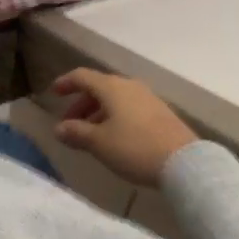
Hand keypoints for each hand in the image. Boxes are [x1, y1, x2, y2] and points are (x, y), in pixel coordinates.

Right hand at [50, 68, 198, 186]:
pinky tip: (116, 136)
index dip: (66, 82)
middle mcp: (128, 85)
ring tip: (92, 134)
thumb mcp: (100, 143)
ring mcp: (147, 97)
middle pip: (99, 87)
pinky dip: (116, 116)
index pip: (82, 76)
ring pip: (116, 99)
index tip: (54, 92)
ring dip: (99, 112)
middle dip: (82, 103)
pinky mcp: (161, 112)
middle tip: (70, 123)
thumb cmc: (134, 147)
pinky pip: (130, 107)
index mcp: (110, 86)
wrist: (184, 162)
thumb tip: (58, 128)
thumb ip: (77, 133)